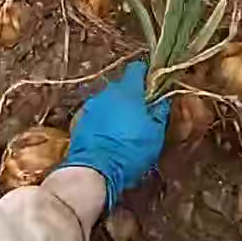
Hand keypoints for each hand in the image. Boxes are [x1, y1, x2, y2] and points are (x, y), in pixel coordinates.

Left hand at [63, 60, 168, 205]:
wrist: (93, 171)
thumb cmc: (130, 150)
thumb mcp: (155, 133)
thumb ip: (160, 111)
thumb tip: (164, 98)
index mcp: (128, 91)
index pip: (137, 68)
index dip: (147, 74)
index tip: (154, 84)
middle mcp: (107, 93)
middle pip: (122, 86)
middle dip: (132, 96)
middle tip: (142, 112)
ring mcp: (90, 107)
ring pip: (108, 101)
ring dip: (116, 109)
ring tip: (124, 128)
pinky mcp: (78, 122)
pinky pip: (95, 116)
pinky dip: (102, 121)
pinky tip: (108, 137)